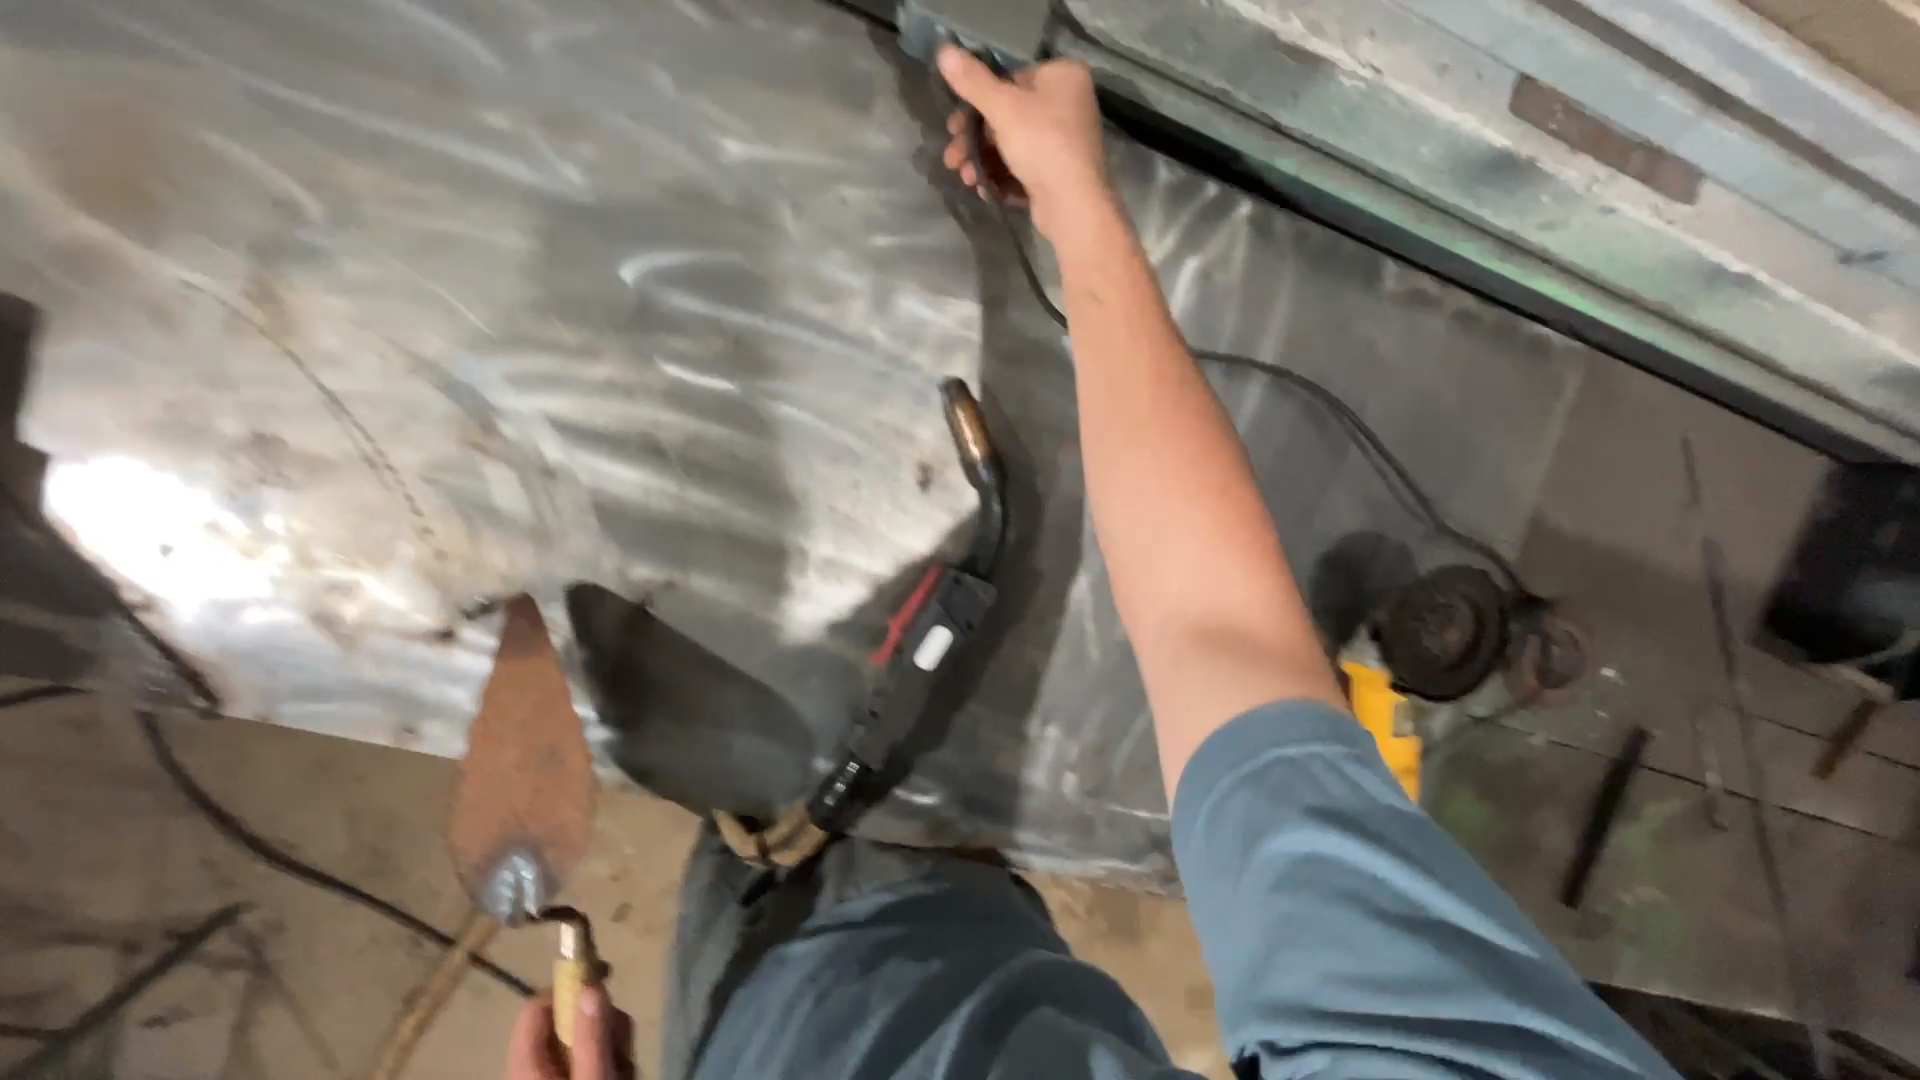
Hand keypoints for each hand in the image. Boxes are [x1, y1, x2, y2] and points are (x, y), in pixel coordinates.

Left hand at [504, 987, 632, 1079]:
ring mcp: (553, 1074)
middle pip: (567, 1019)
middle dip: (603, 1023)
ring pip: (585, 1034)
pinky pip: (591, 1054)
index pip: (536, 1008)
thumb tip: (591, 986)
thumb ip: (592, 1036)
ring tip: (624, 1069)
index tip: (603, 984)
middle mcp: (535, 1066)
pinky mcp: (571, 1076)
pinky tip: (621, 1074)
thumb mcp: (594, 1078)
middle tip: (623, 1041)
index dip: (567, 989)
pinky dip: (610, 1058)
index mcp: (526, 1065)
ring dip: (612, 1044)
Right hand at [937, 46, 1112, 242]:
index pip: (1012, 79)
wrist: (1073, 204)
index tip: (955, 125)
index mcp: (1063, 76)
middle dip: (974, 139)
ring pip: (1012, 144)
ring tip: (965, 177)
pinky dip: (1001, 176)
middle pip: (1008, 115)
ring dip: (982, 161)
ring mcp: (1064, 141)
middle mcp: (1068, 104)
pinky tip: (982, 188)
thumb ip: (973, 82)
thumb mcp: (1003, 108)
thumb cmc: (1042, 144)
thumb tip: (944, 51)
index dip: (979, 101)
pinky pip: (1022, 167)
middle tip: (952, 157)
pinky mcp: (1058, 173)